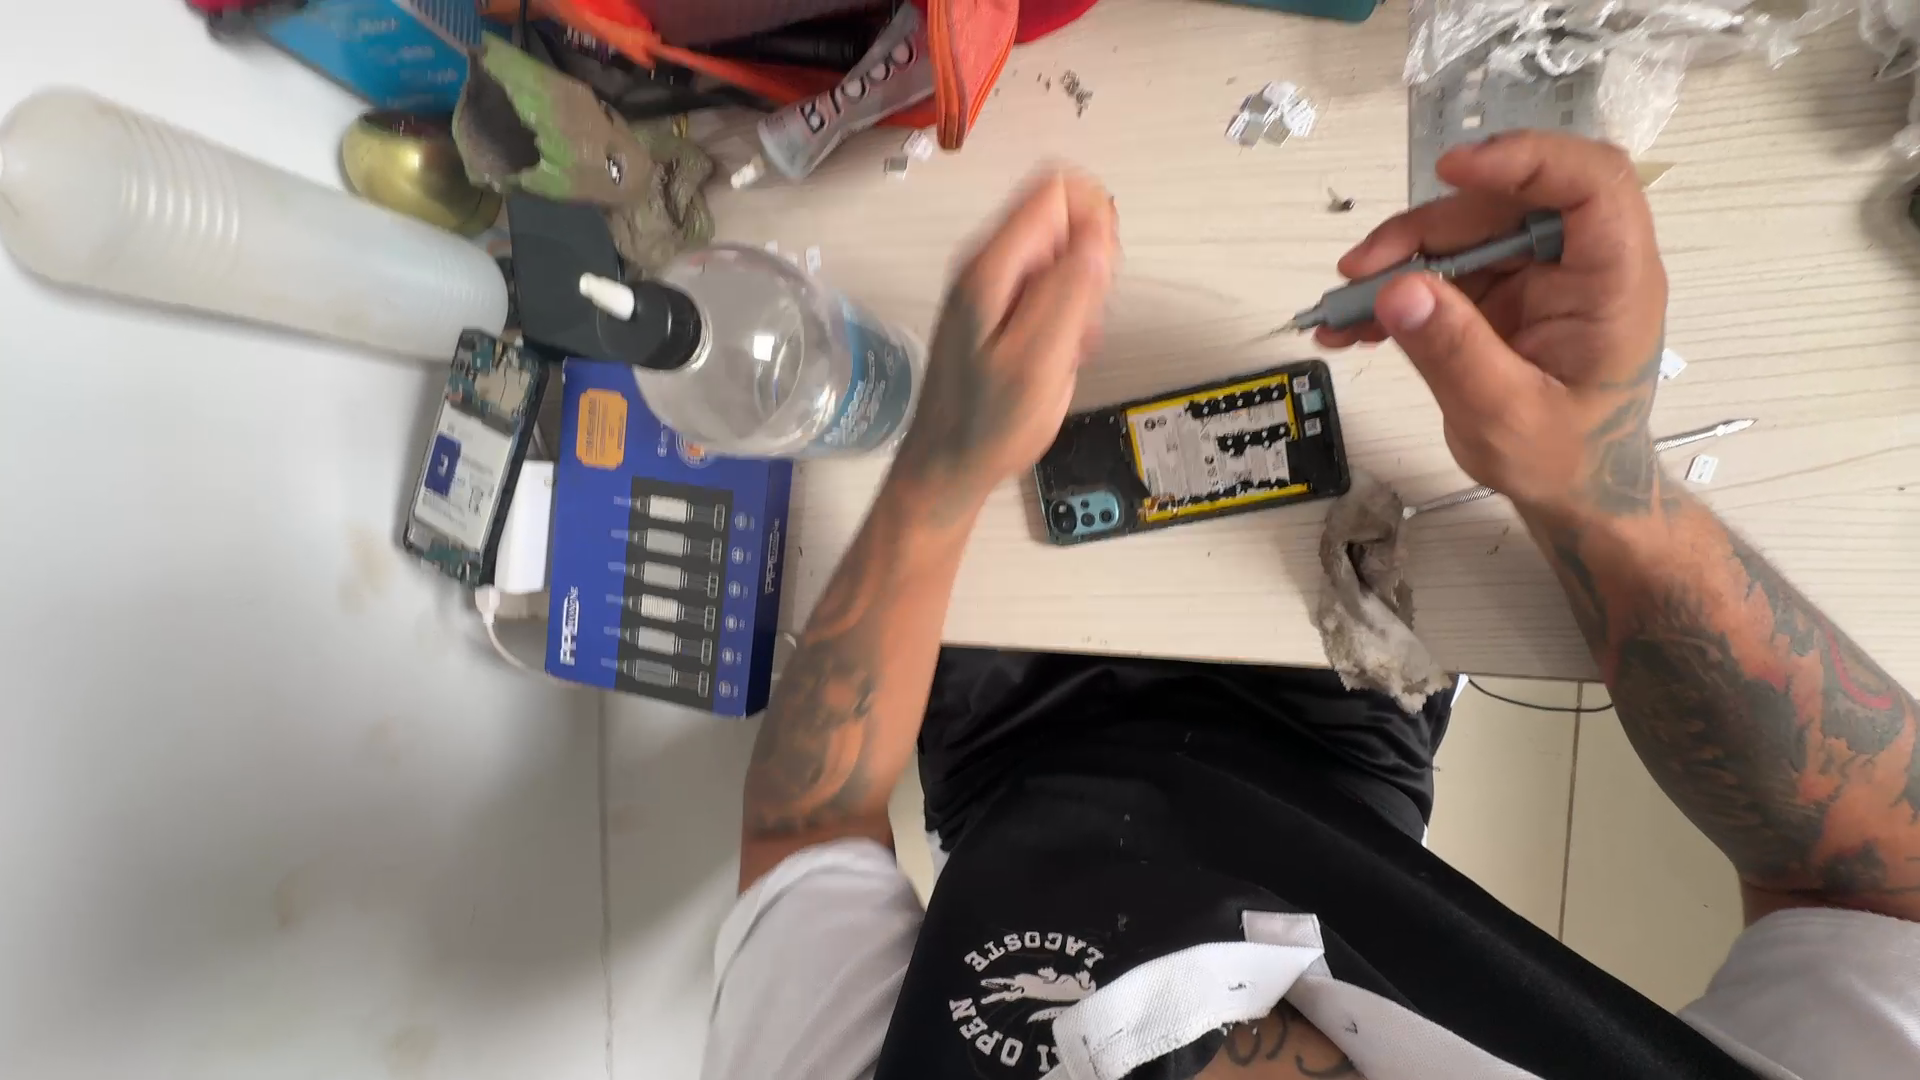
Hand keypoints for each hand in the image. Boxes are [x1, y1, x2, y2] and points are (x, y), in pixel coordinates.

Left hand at [891, 167, 1119, 512]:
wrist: (948, 464)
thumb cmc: (988, 424)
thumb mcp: (1037, 362)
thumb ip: (1069, 294)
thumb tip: (1099, 235)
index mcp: (992, 268)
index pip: (1057, 191)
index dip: (1094, 224)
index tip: (1099, 279)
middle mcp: (989, 268)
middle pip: (1063, 221)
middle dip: (1091, 265)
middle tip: (1082, 323)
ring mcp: (994, 291)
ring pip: (1062, 258)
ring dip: (1082, 298)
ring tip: (1069, 347)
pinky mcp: (1001, 315)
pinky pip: (1050, 292)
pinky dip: (1067, 318)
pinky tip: (1060, 356)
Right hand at [1316, 133, 1668, 521]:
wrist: (1566, 487)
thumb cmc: (1559, 455)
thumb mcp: (1502, 412)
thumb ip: (1453, 350)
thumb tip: (1396, 290)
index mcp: (1611, 281)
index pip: (1589, 185)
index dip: (1525, 162)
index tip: (1451, 170)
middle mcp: (1573, 267)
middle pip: (1498, 211)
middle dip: (1421, 233)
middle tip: (1355, 274)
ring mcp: (1530, 283)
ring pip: (1458, 242)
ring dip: (1392, 268)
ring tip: (1339, 311)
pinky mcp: (1492, 303)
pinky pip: (1436, 283)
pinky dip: (1390, 301)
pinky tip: (1349, 328)